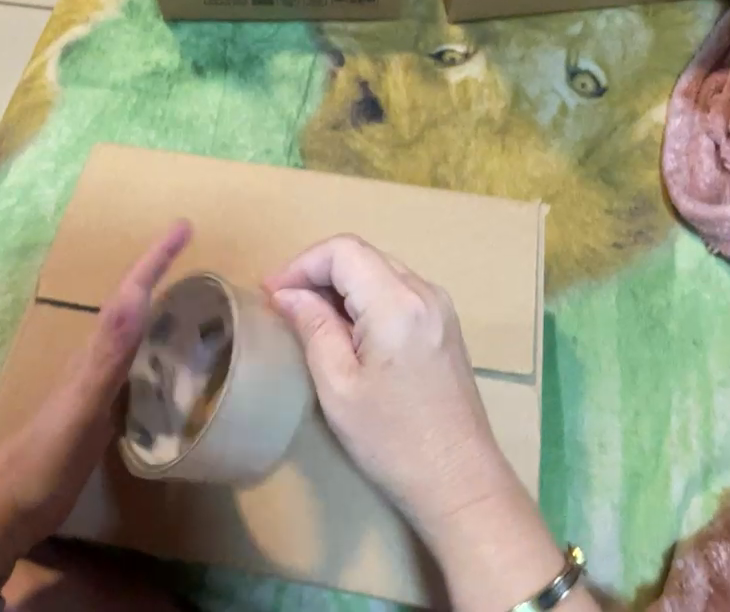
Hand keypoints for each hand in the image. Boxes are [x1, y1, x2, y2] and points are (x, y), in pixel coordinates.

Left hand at [0, 221, 191, 592]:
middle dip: (161, 271)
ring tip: (194, 297)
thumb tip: (135, 294)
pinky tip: (175, 367)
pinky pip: (140, 369)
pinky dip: (160, 354)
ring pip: (138, 335)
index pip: (132, 292)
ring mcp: (100, 387)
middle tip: (191, 249)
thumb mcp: (81, 404)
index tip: (183, 225)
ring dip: (162, 308)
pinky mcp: (105, 413)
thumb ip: (108, 353)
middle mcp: (100, 360)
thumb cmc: (43, 457)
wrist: (5, 511)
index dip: (156, 258)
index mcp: (98, 350)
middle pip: (135, 303)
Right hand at [261, 236, 522, 543]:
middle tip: (283, 304)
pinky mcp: (445, 322)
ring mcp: (440, 305)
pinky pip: (398, 289)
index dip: (301, 263)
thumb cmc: (392, 439)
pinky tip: (346, 328)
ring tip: (308, 316)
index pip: (343, 250)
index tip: (271, 293)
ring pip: (380, 268)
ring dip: (341, 284)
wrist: (459, 479)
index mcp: (398, 302)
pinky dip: (365, 296)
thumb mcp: (338, 386)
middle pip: (363, 255)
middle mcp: (425, 291)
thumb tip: (286, 293)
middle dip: (318, 271)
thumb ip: (312, 327)